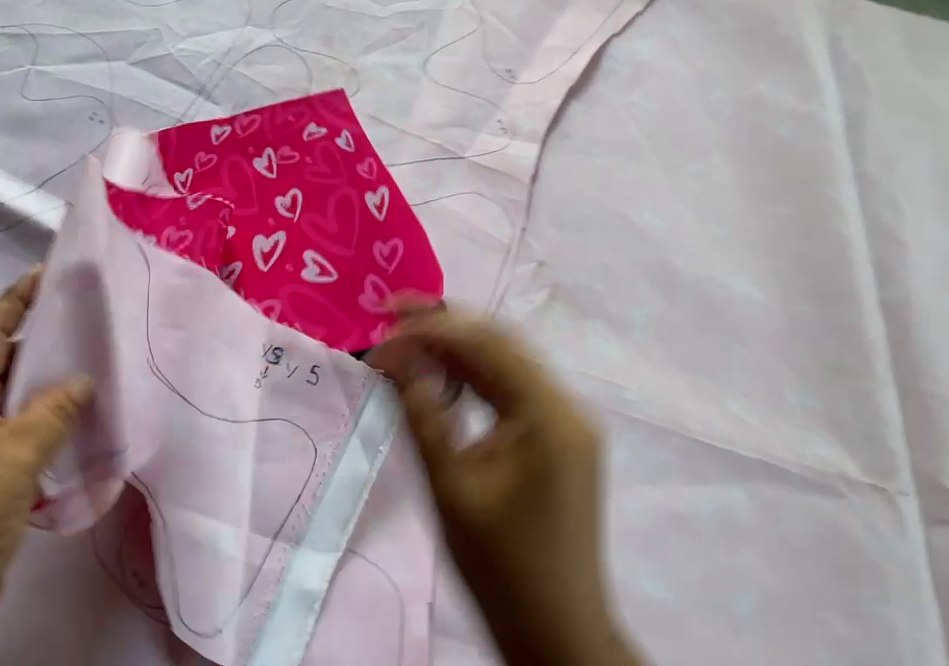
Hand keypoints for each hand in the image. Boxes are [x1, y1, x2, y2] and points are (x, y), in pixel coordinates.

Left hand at [0, 269, 91, 663]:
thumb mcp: (15, 456)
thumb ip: (52, 412)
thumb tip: (80, 380)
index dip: (15, 302)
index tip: (43, 274)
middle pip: (3, 364)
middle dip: (39, 343)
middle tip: (84, 322)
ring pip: (13, 400)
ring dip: (45, 387)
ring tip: (89, 365)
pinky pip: (17, 432)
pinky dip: (44, 422)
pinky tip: (75, 421)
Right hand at [374, 307, 639, 665]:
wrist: (556, 632)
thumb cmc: (501, 566)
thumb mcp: (451, 485)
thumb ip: (422, 410)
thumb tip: (391, 352)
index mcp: (550, 417)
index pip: (487, 345)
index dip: (432, 324)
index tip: (380, 318)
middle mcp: (568, 409)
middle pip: (501, 344)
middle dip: (443, 325)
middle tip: (387, 317)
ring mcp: (568, 424)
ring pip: (506, 363)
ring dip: (455, 348)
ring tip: (402, 342)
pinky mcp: (559, 440)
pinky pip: (513, 390)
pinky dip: (473, 377)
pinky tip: (437, 376)